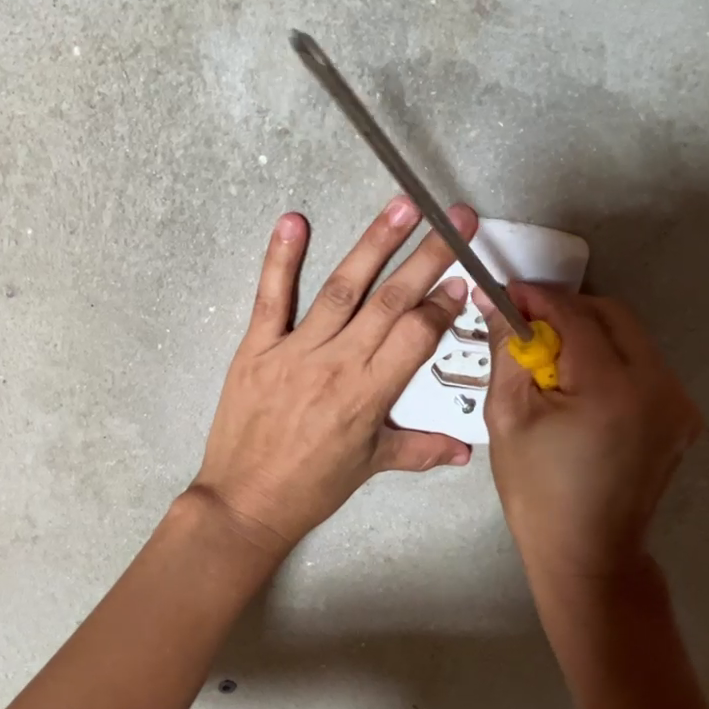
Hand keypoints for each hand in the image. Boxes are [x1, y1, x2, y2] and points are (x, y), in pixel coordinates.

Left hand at [189, 197, 479, 556]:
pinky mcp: (256, 347)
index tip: (463, 275)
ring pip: (343, 288)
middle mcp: (337, 364)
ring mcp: (294, 351)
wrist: (245, 502)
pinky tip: (294, 221)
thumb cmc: (310, 487)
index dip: (443, 303)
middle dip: (428, 256)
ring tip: (401, 206)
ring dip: (374, 243)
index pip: (417, 334)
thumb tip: (464, 451)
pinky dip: (281, 258)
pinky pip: (271, 297)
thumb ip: (420, 449)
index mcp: (369, 394)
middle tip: (456, 219)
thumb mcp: (371, 468)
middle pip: (391, 300)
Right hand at [478, 283, 702, 582]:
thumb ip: (508, 351)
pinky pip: (644, 366)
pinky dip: (611, 360)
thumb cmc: (538, 491)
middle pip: (613, 316)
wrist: (588, 554)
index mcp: (611, 389)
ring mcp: (678, 403)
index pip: (576, 316)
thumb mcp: (508, 417)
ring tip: (552, 357)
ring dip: (591, 334)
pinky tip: (581, 385)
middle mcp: (657, 387)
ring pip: (632, 338)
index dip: (539, 299)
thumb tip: (498, 304)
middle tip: (529, 324)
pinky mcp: (682, 417)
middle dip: (568, 311)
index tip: (509, 294)